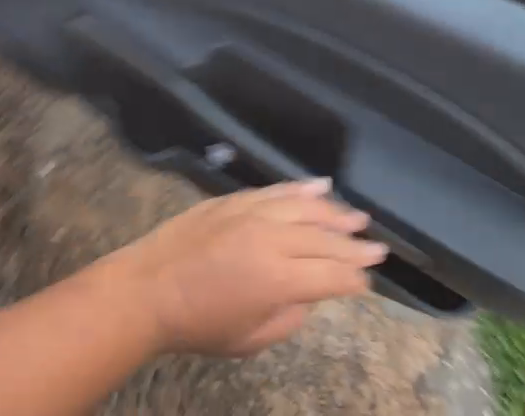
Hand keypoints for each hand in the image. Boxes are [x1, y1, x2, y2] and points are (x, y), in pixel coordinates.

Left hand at [90, 178, 386, 357]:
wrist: (147, 289)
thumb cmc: (199, 324)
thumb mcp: (253, 338)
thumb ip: (291, 315)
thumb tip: (309, 292)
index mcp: (279, 278)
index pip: (332, 275)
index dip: (355, 279)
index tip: (369, 281)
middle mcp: (269, 238)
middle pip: (322, 239)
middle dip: (353, 245)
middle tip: (377, 247)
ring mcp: (249, 213)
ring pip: (302, 207)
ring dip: (333, 212)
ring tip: (357, 217)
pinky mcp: (231, 200)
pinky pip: (273, 191)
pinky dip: (299, 188)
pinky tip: (319, 186)